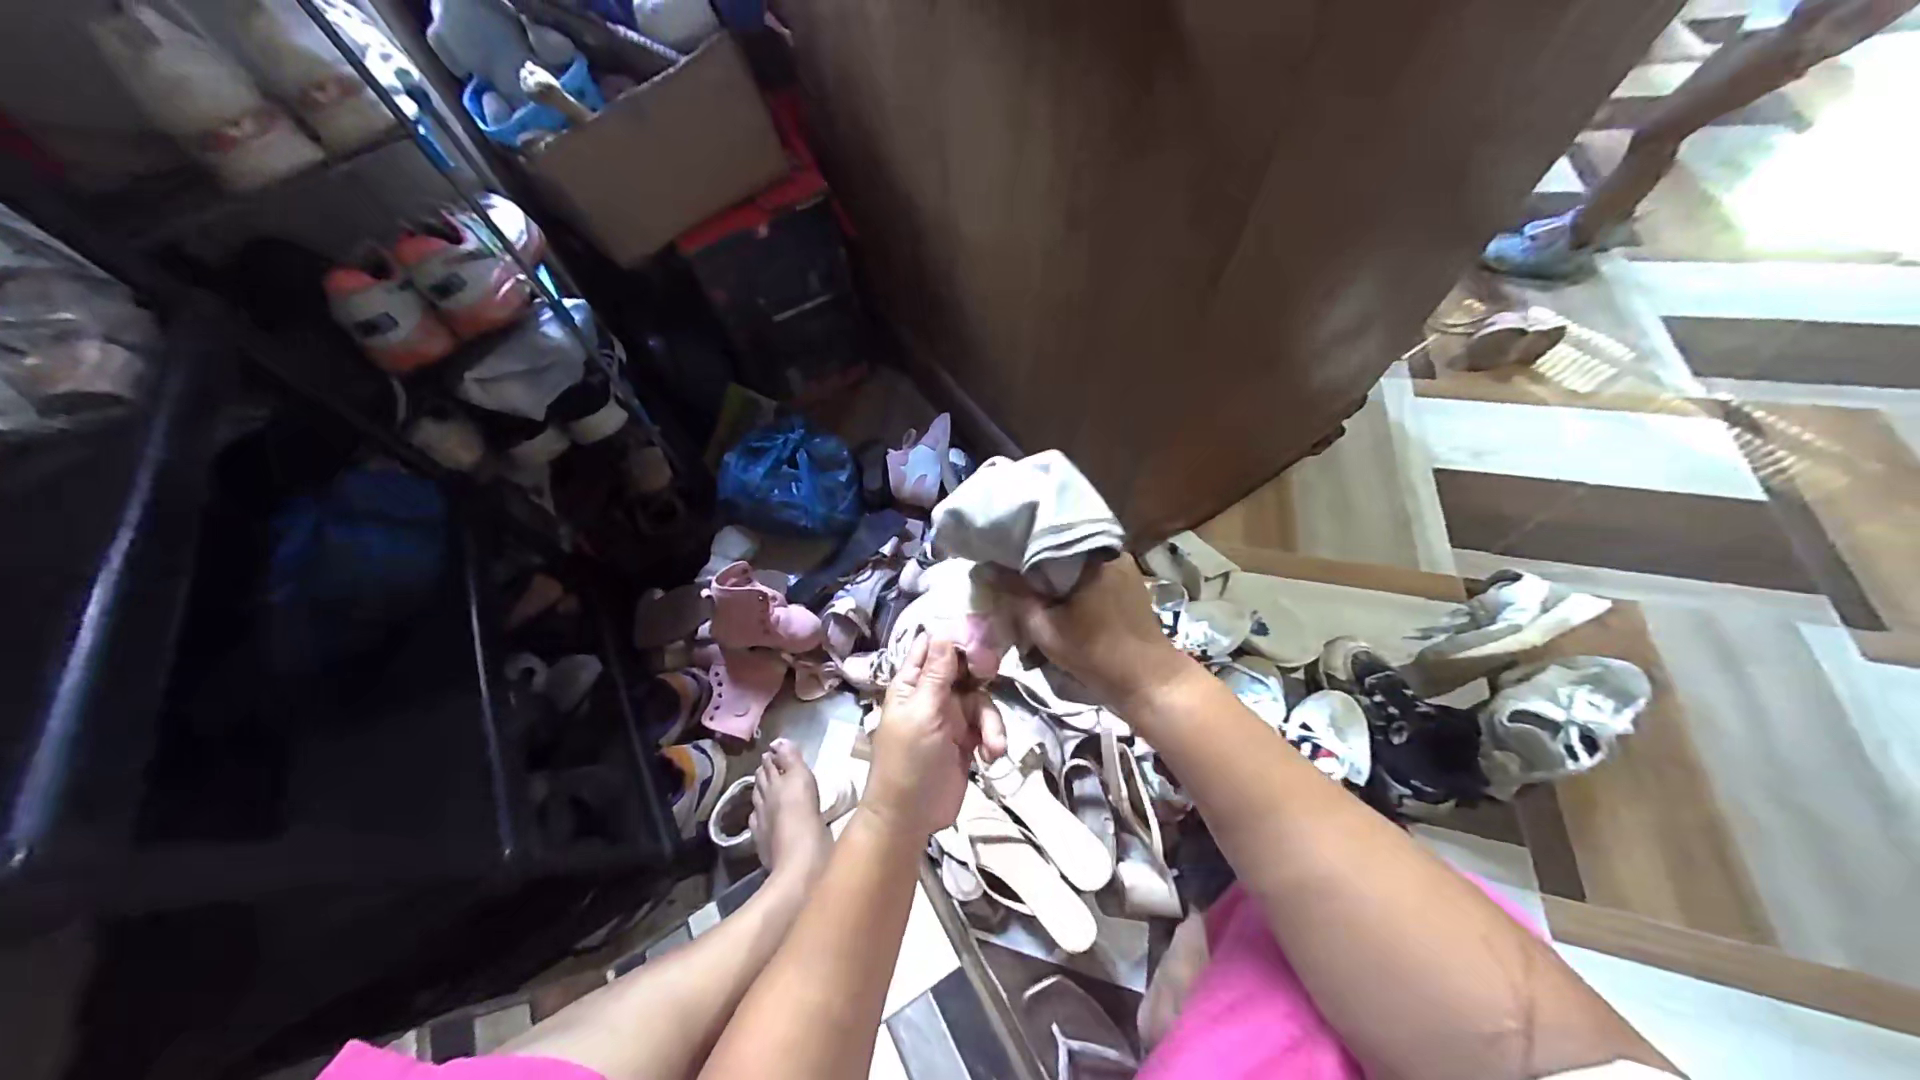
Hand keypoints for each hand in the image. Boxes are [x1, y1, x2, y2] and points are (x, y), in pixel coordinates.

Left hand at [864, 633, 1006, 836]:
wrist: (910, 817)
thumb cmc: (908, 760)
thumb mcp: (922, 713)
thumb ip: (936, 674)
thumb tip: (944, 632)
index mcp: (912, 684)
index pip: (932, 648)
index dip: (955, 639)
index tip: (980, 639)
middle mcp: (932, 695)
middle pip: (965, 671)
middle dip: (981, 678)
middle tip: (991, 678)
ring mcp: (950, 718)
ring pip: (981, 701)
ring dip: (992, 722)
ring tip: (993, 746)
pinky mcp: (966, 740)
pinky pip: (987, 727)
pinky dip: (993, 739)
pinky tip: (991, 756)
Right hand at [995, 557, 1191, 708]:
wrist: (1149, 682)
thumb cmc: (1096, 653)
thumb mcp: (1046, 627)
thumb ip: (1015, 596)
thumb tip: (985, 569)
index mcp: (1089, 553)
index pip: (1040, 539)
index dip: (1014, 550)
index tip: (993, 560)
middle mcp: (1107, 551)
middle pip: (1058, 551)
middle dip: (1032, 565)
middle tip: (1007, 578)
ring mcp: (1121, 567)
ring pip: (1073, 565)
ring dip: (1051, 577)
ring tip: (1026, 589)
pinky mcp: (1126, 584)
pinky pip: (1088, 575)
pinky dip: (1070, 585)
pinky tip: (1053, 599)